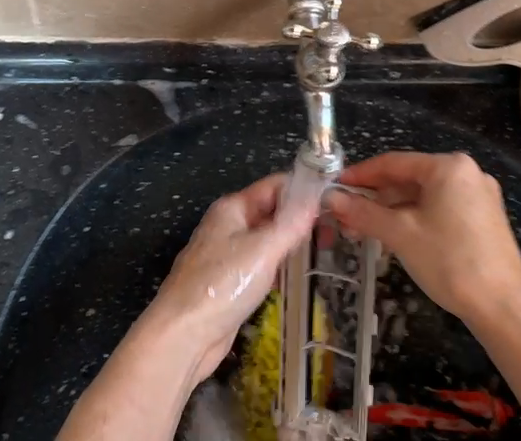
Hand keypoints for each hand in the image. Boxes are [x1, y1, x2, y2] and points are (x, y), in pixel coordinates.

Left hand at [140, 172, 321, 385]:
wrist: (185, 334)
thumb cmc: (223, 285)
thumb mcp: (262, 250)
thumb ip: (290, 224)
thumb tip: (314, 197)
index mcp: (232, 208)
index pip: (274, 186)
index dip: (303, 190)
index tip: (335, 201)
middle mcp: (228, 225)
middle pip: (270, 211)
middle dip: (299, 218)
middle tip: (334, 232)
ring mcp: (227, 254)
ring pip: (266, 239)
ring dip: (290, 242)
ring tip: (324, 249)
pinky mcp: (229, 282)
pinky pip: (259, 264)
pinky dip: (278, 266)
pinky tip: (296, 277)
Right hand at [327, 152, 520, 321]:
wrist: (505, 310)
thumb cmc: (450, 261)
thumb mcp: (400, 234)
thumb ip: (363, 212)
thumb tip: (331, 198)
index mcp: (449, 166)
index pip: (394, 163)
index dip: (361, 175)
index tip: (335, 187)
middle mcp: (468, 174)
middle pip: (409, 179)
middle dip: (376, 199)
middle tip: (347, 216)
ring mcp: (480, 198)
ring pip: (424, 197)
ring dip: (393, 212)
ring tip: (366, 231)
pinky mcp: (485, 221)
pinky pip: (441, 210)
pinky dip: (416, 220)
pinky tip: (396, 238)